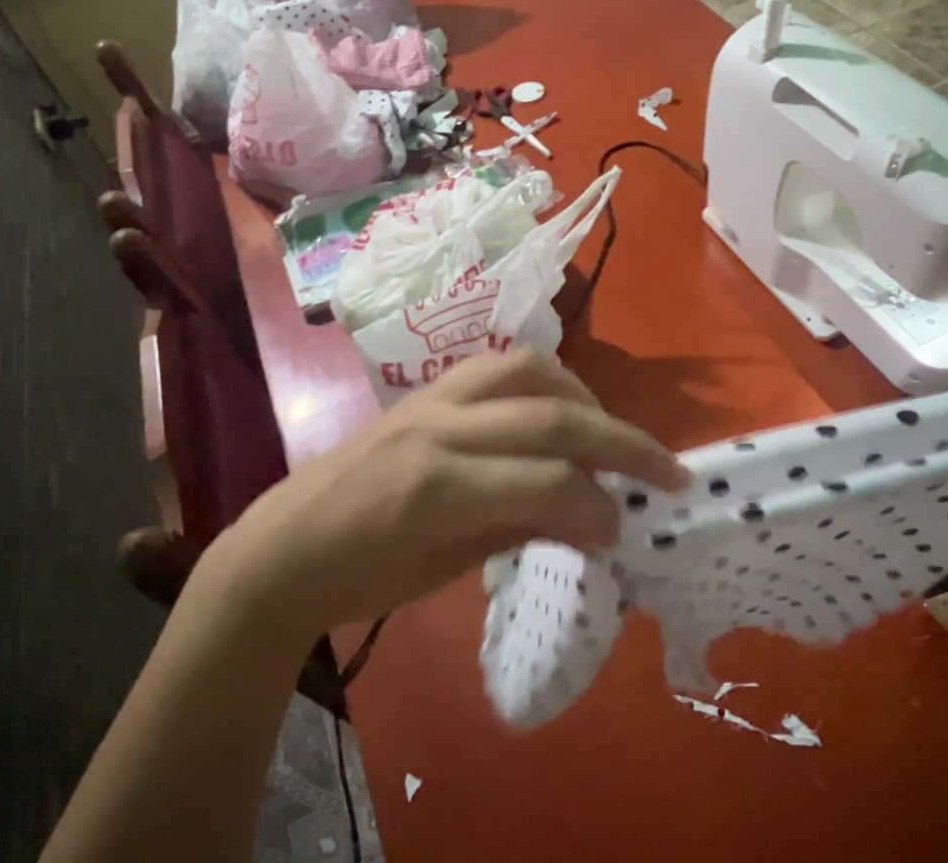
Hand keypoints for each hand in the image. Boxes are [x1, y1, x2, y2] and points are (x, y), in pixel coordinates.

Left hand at [197, 351, 689, 642]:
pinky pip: (495, 369)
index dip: (599, 507)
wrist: (281, 547)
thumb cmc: (356, 578)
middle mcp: (438, 428)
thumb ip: (517, 527)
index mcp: (435, 488)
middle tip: (666, 471)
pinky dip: (541, 384)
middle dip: (621, 443)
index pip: (547, 482)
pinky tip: (556, 414)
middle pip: (551, 415)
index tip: (624, 531)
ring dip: (583, 396)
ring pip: (526, 369)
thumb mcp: (441, 569)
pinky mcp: (423, 392)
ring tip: (608, 433)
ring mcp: (428, 401)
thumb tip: (588, 513)